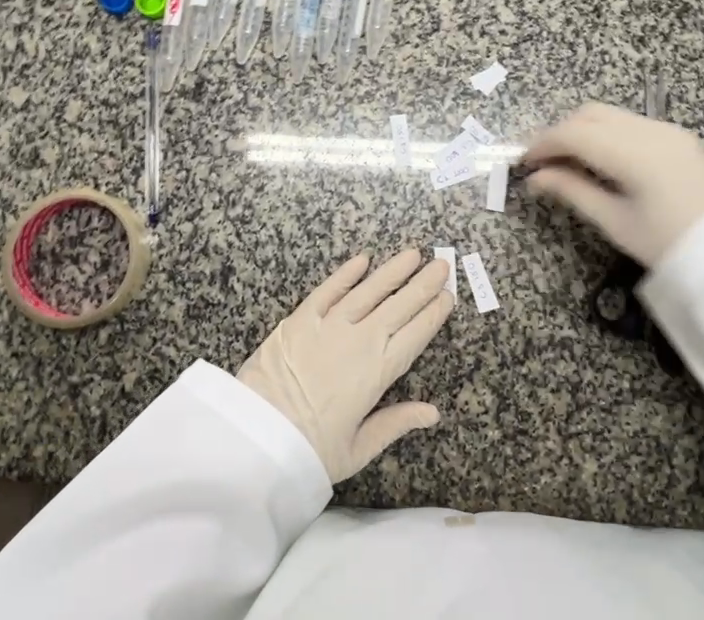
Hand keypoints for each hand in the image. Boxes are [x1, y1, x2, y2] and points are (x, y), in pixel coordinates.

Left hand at [238, 250, 454, 482]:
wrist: (255, 434)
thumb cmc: (307, 450)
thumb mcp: (357, 448)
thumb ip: (395, 424)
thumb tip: (433, 412)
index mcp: (377, 372)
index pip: (415, 334)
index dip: (433, 314)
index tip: (448, 296)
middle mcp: (359, 341)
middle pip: (398, 306)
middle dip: (422, 284)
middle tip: (441, 264)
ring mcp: (328, 325)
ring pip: (368, 291)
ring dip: (392, 271)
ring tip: (413, 253)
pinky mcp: (300, 319)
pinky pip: (328, 289)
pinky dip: (346, 273)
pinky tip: (363, 259)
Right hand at [523, 102, 703, 268]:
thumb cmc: (669, 243)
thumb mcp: (614, 222)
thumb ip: (572, 192)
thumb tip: (535, 178)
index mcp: (632, 152)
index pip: (573, 134)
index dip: (542, 144)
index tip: (522, 163)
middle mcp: (648, 130)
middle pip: (589, 114)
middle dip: (560, 132)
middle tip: (541, 162)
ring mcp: (666, 130)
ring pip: (608, 115)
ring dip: (581, 130)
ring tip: (565, 162)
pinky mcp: (676, 136)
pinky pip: (629, 123)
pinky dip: (604, 133)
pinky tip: (597, 160)